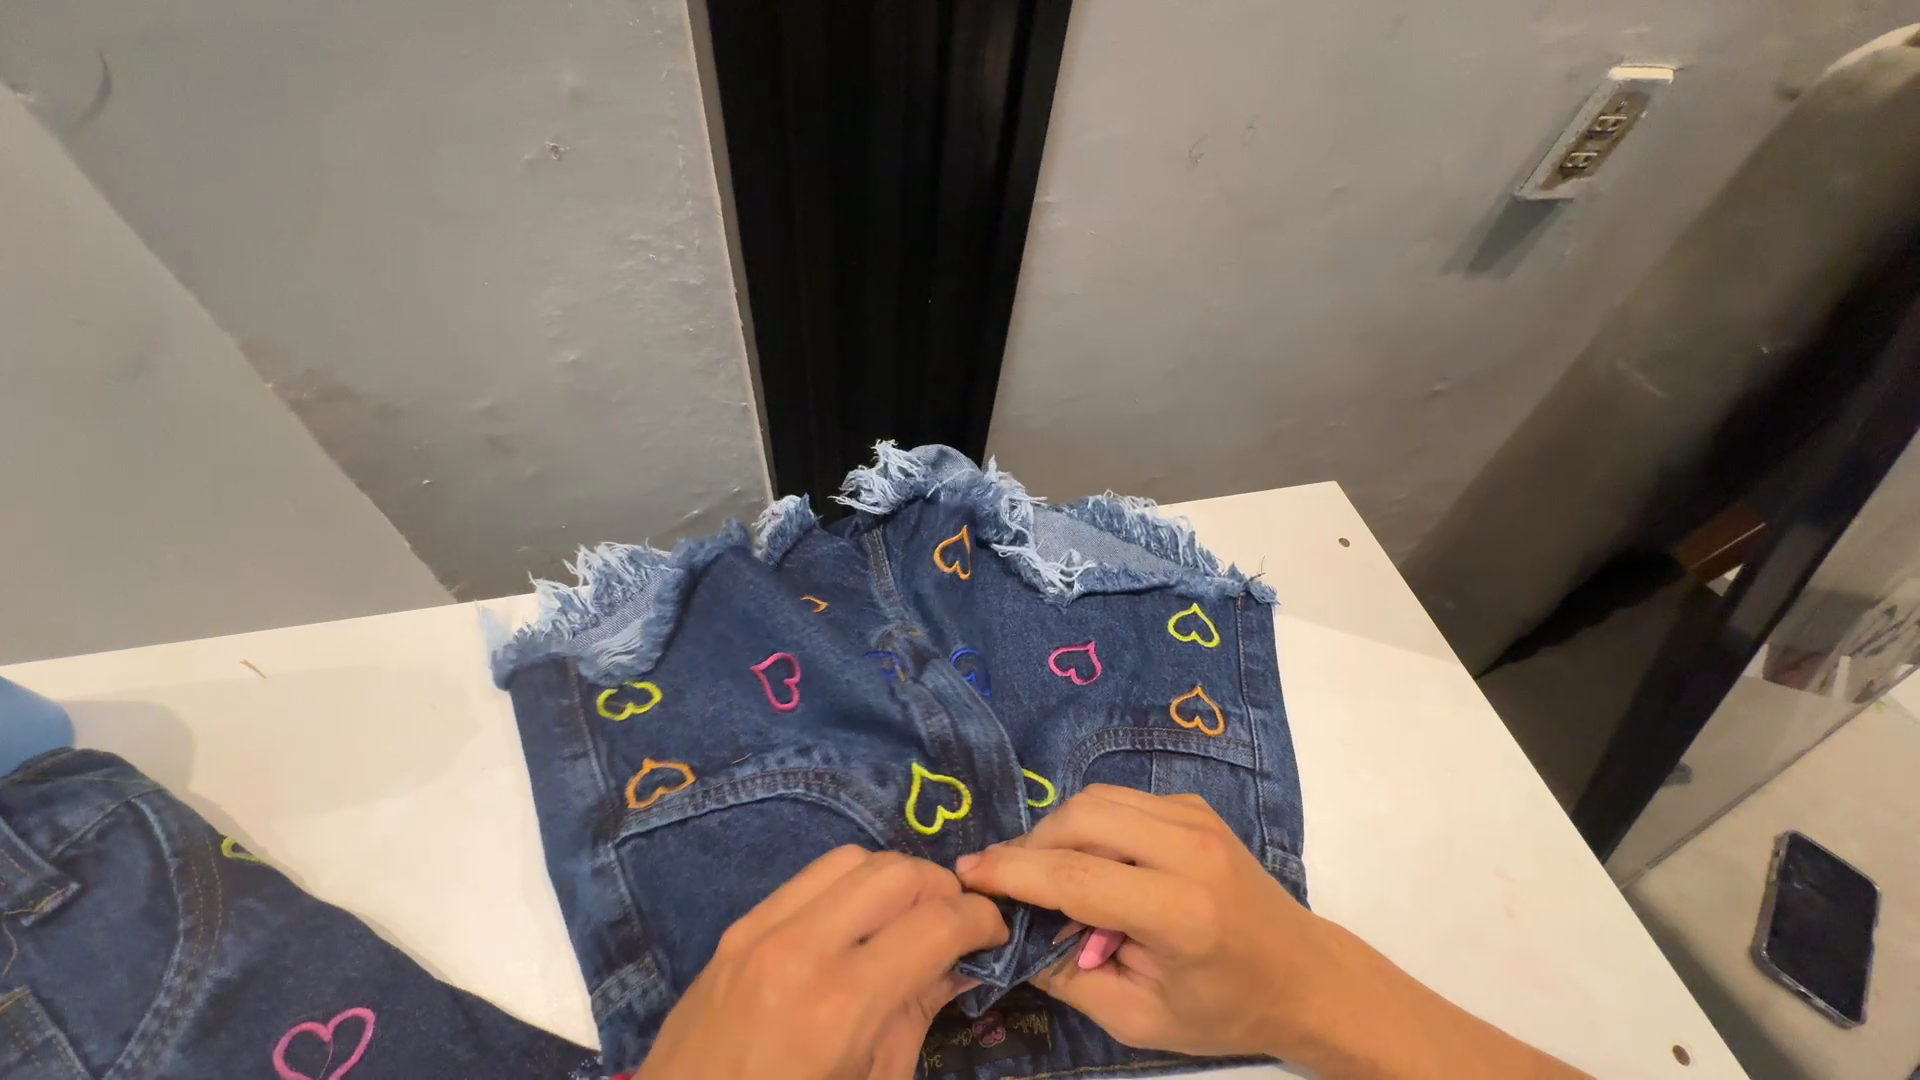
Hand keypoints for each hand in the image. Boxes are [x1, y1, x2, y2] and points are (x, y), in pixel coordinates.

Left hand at [637, 846, 1007, 1079]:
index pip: (935, 924)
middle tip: (956, 920)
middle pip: (897, 872)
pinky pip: (809, 875)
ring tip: (909, 913)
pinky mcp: (737, 927)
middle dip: (942, 888)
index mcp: (842, 1006)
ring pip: (854, 858)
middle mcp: (802, 949)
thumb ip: (919, 1012)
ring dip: (896, 877)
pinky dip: (850, 883)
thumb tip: (964, 961)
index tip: (994, 932)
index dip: (980, 920)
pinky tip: (858, 918)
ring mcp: (761, 929)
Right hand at [956, 786, 1589, 1079]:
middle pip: (1081, 818)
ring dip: (1057, 830)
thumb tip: (1015, 935)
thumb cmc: (1225, 1009)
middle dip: (1031, 844)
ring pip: (1096, 798)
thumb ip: (1070, 980)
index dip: (1013, 873)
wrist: (1305, 975)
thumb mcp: (1141, 1021)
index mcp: (1180, 911)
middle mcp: (1188, 848)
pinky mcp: (1194, 805)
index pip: (1076, 878)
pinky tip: (1091, 860)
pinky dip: (1089, 823)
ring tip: (1047, 873)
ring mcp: (1194, 817)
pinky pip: (1120, 800)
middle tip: (1008, 880)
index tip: (968, 873)